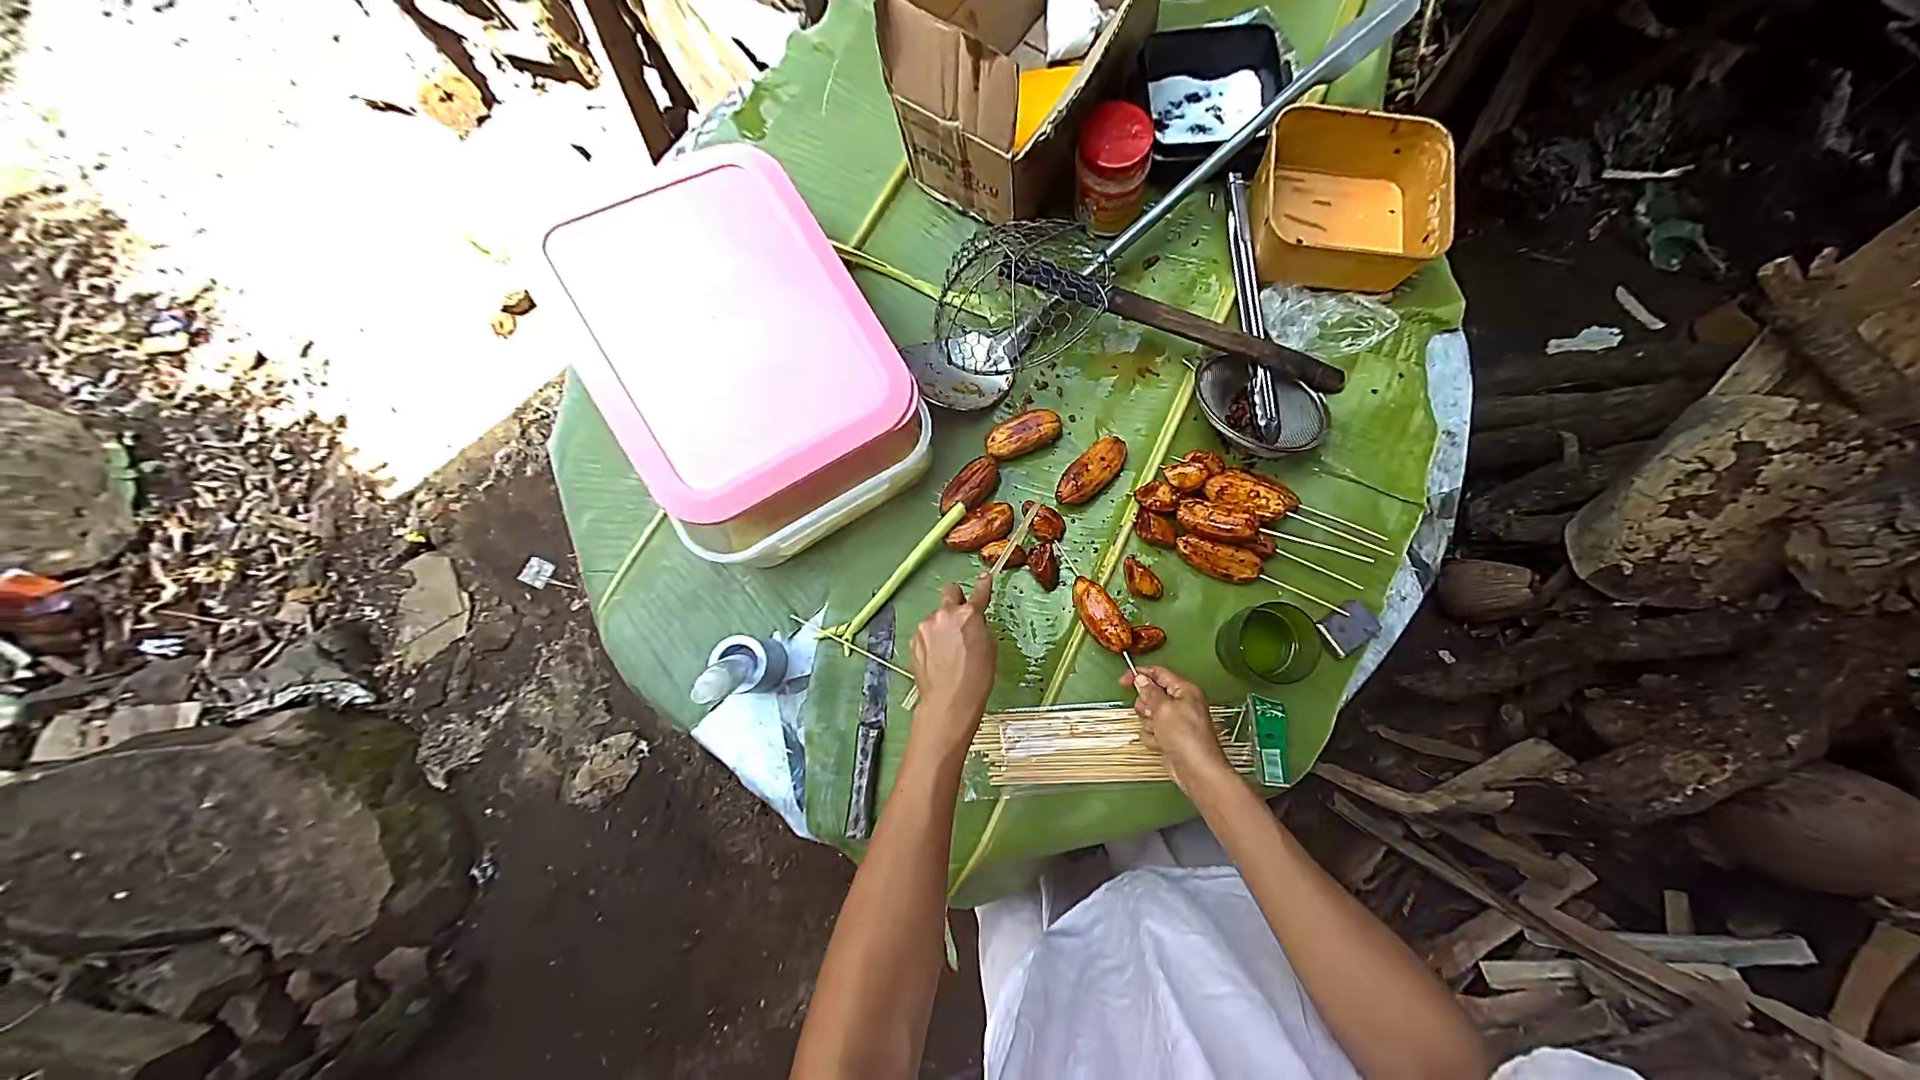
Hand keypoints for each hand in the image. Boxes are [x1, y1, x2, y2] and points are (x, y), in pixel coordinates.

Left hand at [908, 574, 996, 754]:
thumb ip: (980, 627)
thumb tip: (974, 622)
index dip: (983, 585)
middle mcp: (944, 615)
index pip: (979, 592)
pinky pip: (926, 633)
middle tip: (961, 616)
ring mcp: (926, 627)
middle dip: (955, 599)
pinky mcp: (914, 641)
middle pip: (949, 592)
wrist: (949, 701)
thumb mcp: (990, 648)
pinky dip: (932, 640)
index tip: (984, 579)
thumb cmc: (975, 679)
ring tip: (949, 650)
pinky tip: (939, 658)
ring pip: (936, 617)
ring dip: (942, 625)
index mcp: (968, 614)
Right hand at [1120, 665, 1231, 794]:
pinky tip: (1162, 744)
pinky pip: (1151, 732)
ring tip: (1159, 731)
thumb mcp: (1163, 708)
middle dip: (1145, 705)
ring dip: (1149, 724)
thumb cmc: (1186, 737)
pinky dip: (1153, 738)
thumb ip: (1149, 691)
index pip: (1159, 674)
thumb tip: (1140, 678)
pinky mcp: (1171, 738)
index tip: (1123, 680)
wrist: (1196, 770)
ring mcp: (1176, 722)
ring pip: (1149, 715)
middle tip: (1148, 712)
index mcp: (1184, 691)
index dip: (1140, 674)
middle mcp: (1181, 704)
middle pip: (1152, 695)